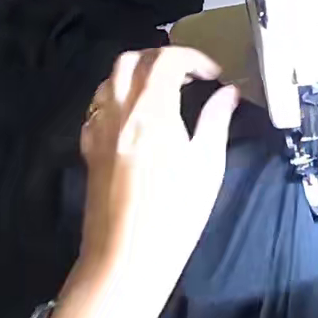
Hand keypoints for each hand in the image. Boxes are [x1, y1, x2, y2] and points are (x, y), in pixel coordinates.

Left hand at [48, 48, 237, 317]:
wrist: (125, 260)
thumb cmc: (175, 214)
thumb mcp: (207, 166)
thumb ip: (216, 121)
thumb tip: (228, 93)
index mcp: (151, 114)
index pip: (166, 61)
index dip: (193, 58)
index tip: (214, 75)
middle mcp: (119, 114)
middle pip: (131, 60)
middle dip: (163, 57)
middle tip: (190, 75)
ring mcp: (99, 130)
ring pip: (109, 79)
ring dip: (138, 72)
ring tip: (165, 89)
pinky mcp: (89, 149)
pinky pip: (98, 106)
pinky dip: (118, 95)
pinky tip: (138, 115)